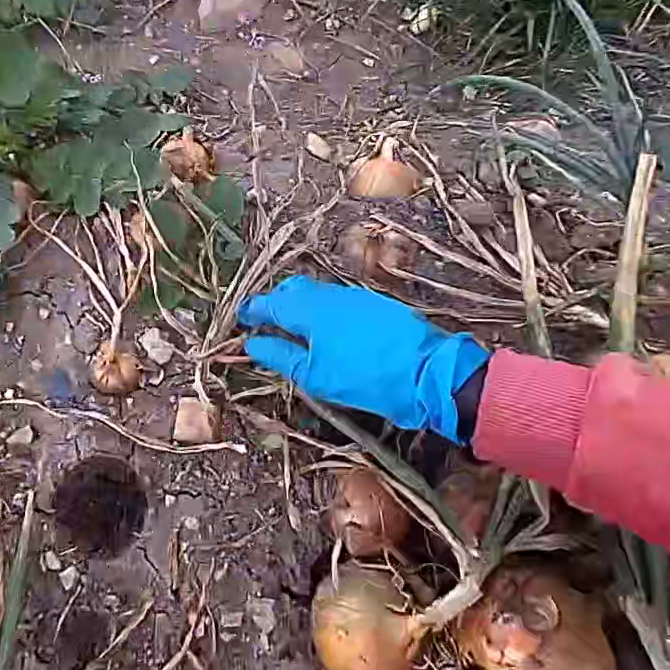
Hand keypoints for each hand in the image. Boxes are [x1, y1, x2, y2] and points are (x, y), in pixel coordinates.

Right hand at [239, 275, 488, 440]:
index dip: (252, 312)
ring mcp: (353, 296)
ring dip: (298, 307)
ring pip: (315, 293)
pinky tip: (325, 333)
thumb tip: (253, 344)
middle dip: (274, 304)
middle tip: (266, 326)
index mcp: (309, 310)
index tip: (241, 322)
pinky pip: (335, 300)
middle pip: (291, 290)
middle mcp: (329, 295)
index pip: (270, 303)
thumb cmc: (366, 379)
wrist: (428, 373)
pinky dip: (321, 311)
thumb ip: (281, 357)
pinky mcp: (372, 303)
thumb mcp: (316, 376)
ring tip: (294, 333)